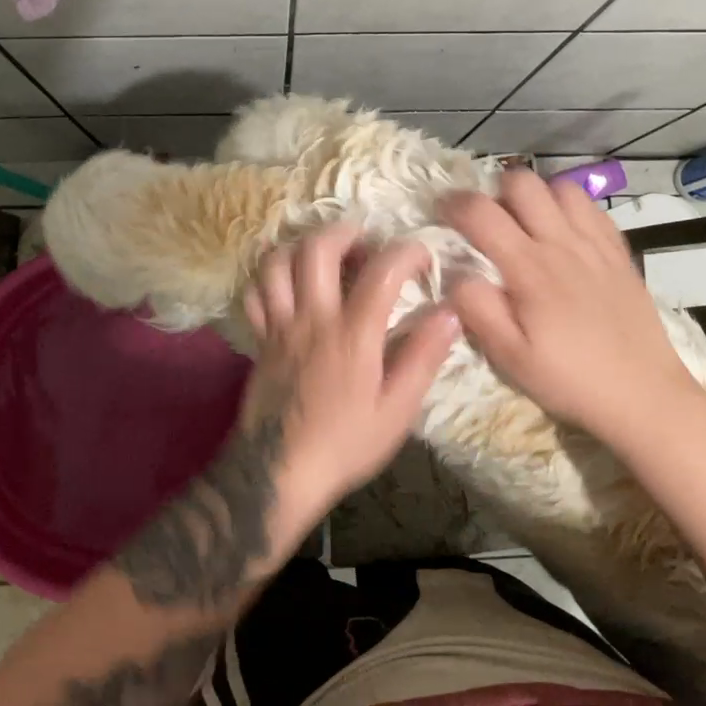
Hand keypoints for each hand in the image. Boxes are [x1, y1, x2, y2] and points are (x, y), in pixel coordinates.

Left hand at [239, 221, 460, 523]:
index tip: (422, 257)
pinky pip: (256, 293)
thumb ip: (423, 357)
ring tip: (324, 254)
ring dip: (302, 247)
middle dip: (344, 232)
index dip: (406, 252)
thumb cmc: (346, 445)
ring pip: (278, 262)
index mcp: (353, 334)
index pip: (381, 271)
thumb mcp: (397, 411)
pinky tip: (290, 284)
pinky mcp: (259, 339)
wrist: (279, 474)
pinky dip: (270, 277)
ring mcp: (280, 326)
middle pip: (317, 249)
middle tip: (365, 241)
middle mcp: (313, 318)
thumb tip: (450, 313)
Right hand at [441, 171, 696, 432]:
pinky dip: (570, 209)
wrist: (645, 395)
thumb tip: (456, 272)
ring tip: (526, 225)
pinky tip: (563, 237)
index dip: (453, 203)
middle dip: (494, 191)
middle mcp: (562, 243)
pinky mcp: (619, 252)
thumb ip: (477, 308)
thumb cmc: (570, 379)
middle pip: (522, 182)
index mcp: (529, 268)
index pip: (481, 212)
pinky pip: (592, 208)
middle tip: (486, 221)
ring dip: (536, 197)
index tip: (440, 212)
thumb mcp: (510, 357)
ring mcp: (596, 244)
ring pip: (560, 187)